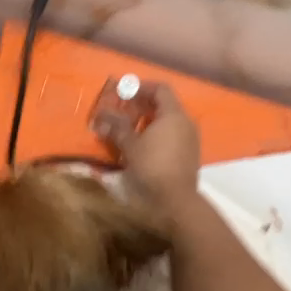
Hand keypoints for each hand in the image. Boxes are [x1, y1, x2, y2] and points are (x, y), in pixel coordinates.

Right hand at [92, 82, 200, 216]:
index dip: (142, 87)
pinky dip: (157, 134)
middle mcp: (186, 123)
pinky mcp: (189, 156)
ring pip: (169, 122)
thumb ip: (116, 127)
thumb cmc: (152, 167)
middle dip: (143, 105)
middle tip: (123, 110)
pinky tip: (142, 146)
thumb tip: (100, 115)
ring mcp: (190, 140)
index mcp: (174, 115)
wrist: (176, 203)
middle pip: (165, 104)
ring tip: (129, 129)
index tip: (124, 92)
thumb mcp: (130, 145)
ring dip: (149, 121)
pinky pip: (172, 136)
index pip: (160, 89)